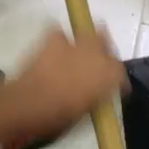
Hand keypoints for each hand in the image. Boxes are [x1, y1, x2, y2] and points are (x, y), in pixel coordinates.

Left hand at [3, 30, 126, 139]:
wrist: (29, 103)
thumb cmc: (58, 116)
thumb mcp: (86, 111)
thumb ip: (97, 97)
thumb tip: (97, 93)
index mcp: (109, 76)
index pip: (120, 71)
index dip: (115, 79)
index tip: (110, 86)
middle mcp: (97, 55)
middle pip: (107, 42)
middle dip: (102, 50)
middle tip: (94, 62)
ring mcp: (75, 43)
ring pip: (88, 32)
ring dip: (83, 41)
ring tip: (75, 53)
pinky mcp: (53, 38)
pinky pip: (60, 33)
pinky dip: (59, 40)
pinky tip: (54, 50)